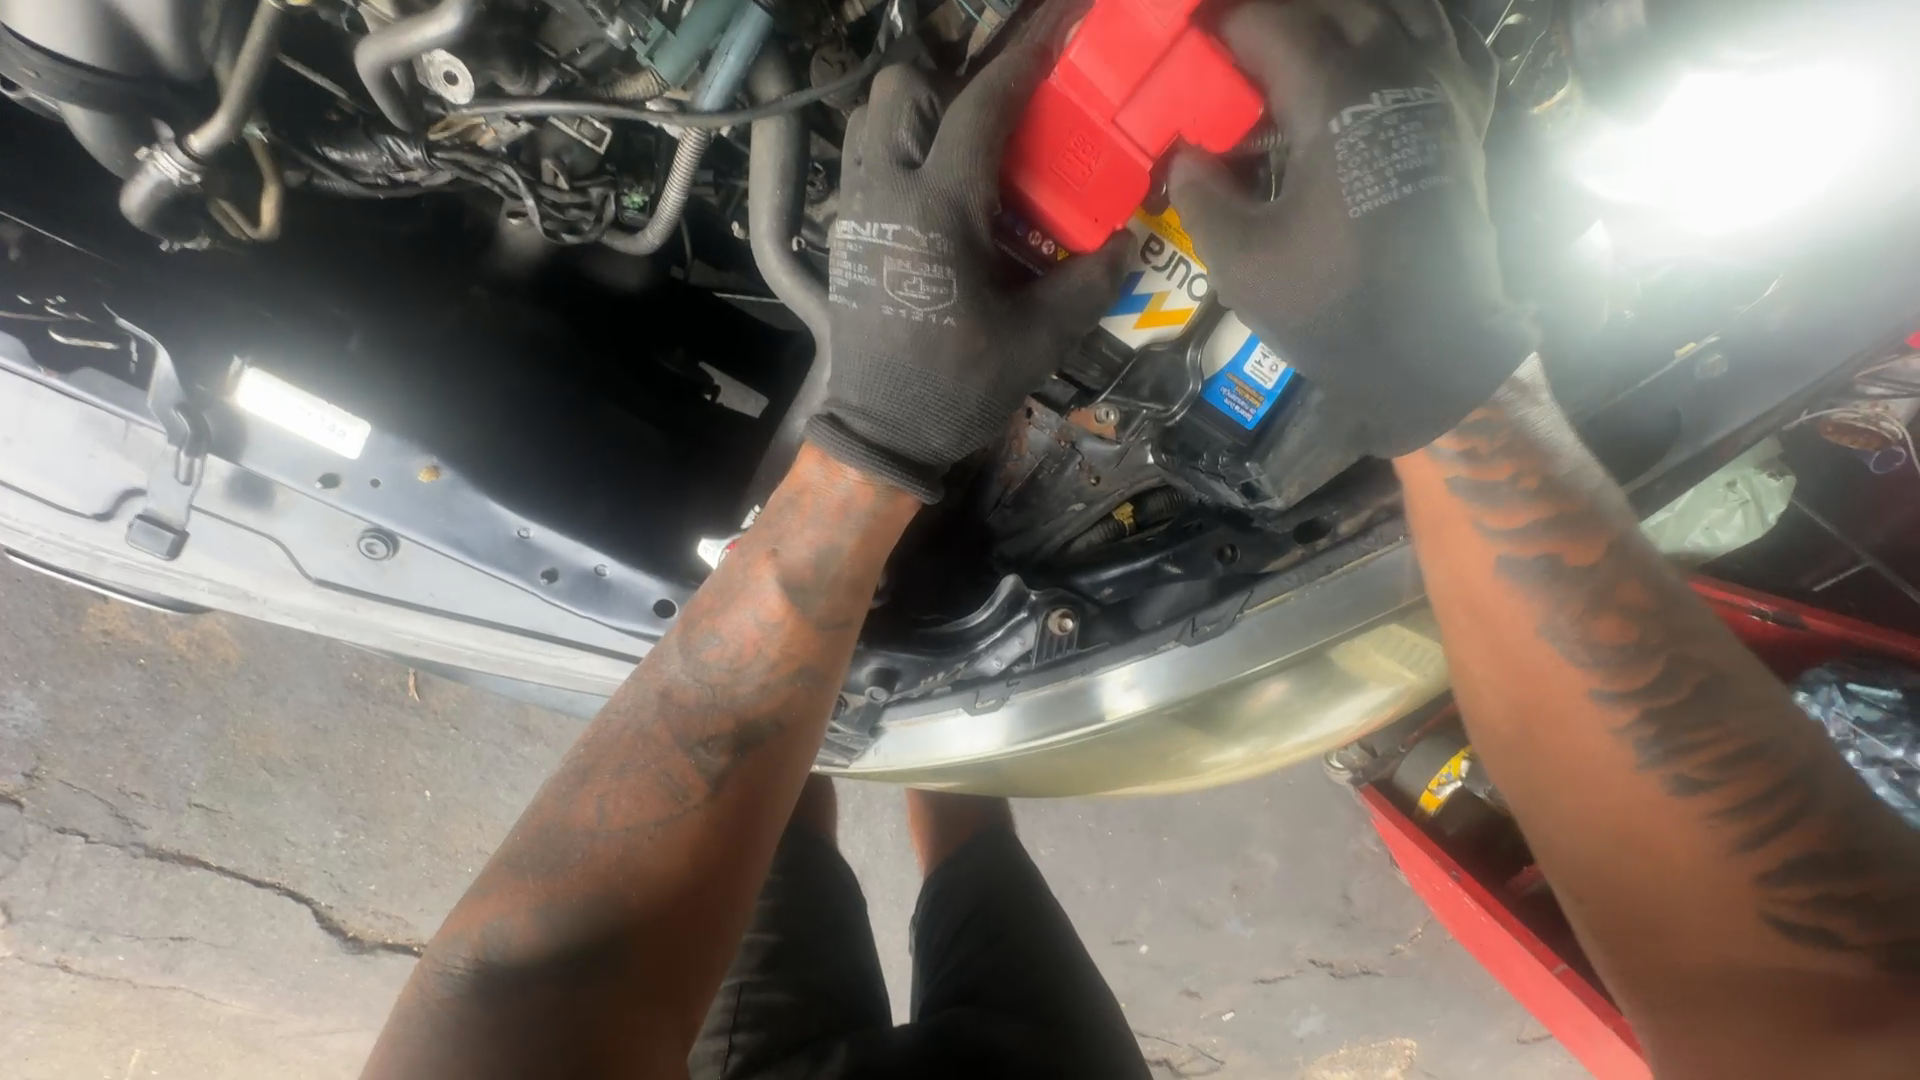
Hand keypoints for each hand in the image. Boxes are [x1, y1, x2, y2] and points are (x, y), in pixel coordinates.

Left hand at [806, 41, 1128, 502]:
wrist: (882, 433)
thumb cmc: (956, 391)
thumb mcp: (1035, 345)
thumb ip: (1085, 287)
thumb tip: (1127, 241)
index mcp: (936, 216)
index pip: (979, 109)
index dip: (1023, 60)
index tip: (1058, 29)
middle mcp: (885, 198)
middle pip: (901, 89)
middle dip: (950, 82)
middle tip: (995, 124)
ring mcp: (855, 215)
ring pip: (869, 119)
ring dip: (915, 114)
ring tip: (960, 153)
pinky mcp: (845, 238)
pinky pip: (861, 163)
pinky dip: (894, 152)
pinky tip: (932, 193)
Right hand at [1170, 0, 1536, 458]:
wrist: (1428, 348)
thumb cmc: (1331, 304)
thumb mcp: (1241, 263)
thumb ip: (1202, 197)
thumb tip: (1183, 155)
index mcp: (1337, 99)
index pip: (1271, 23)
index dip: (1222, 27)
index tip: (1188, 45)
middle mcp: (1396, 69)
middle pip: (1331, 4)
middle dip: (1274, 19)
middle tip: (1230, 56)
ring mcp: (1441, 86)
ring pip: (1388, 9)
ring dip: (1331, 20)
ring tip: (1286, 60)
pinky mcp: (1462, 114)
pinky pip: (1430, 37)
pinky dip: (1389, 34)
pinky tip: (1360, 66)